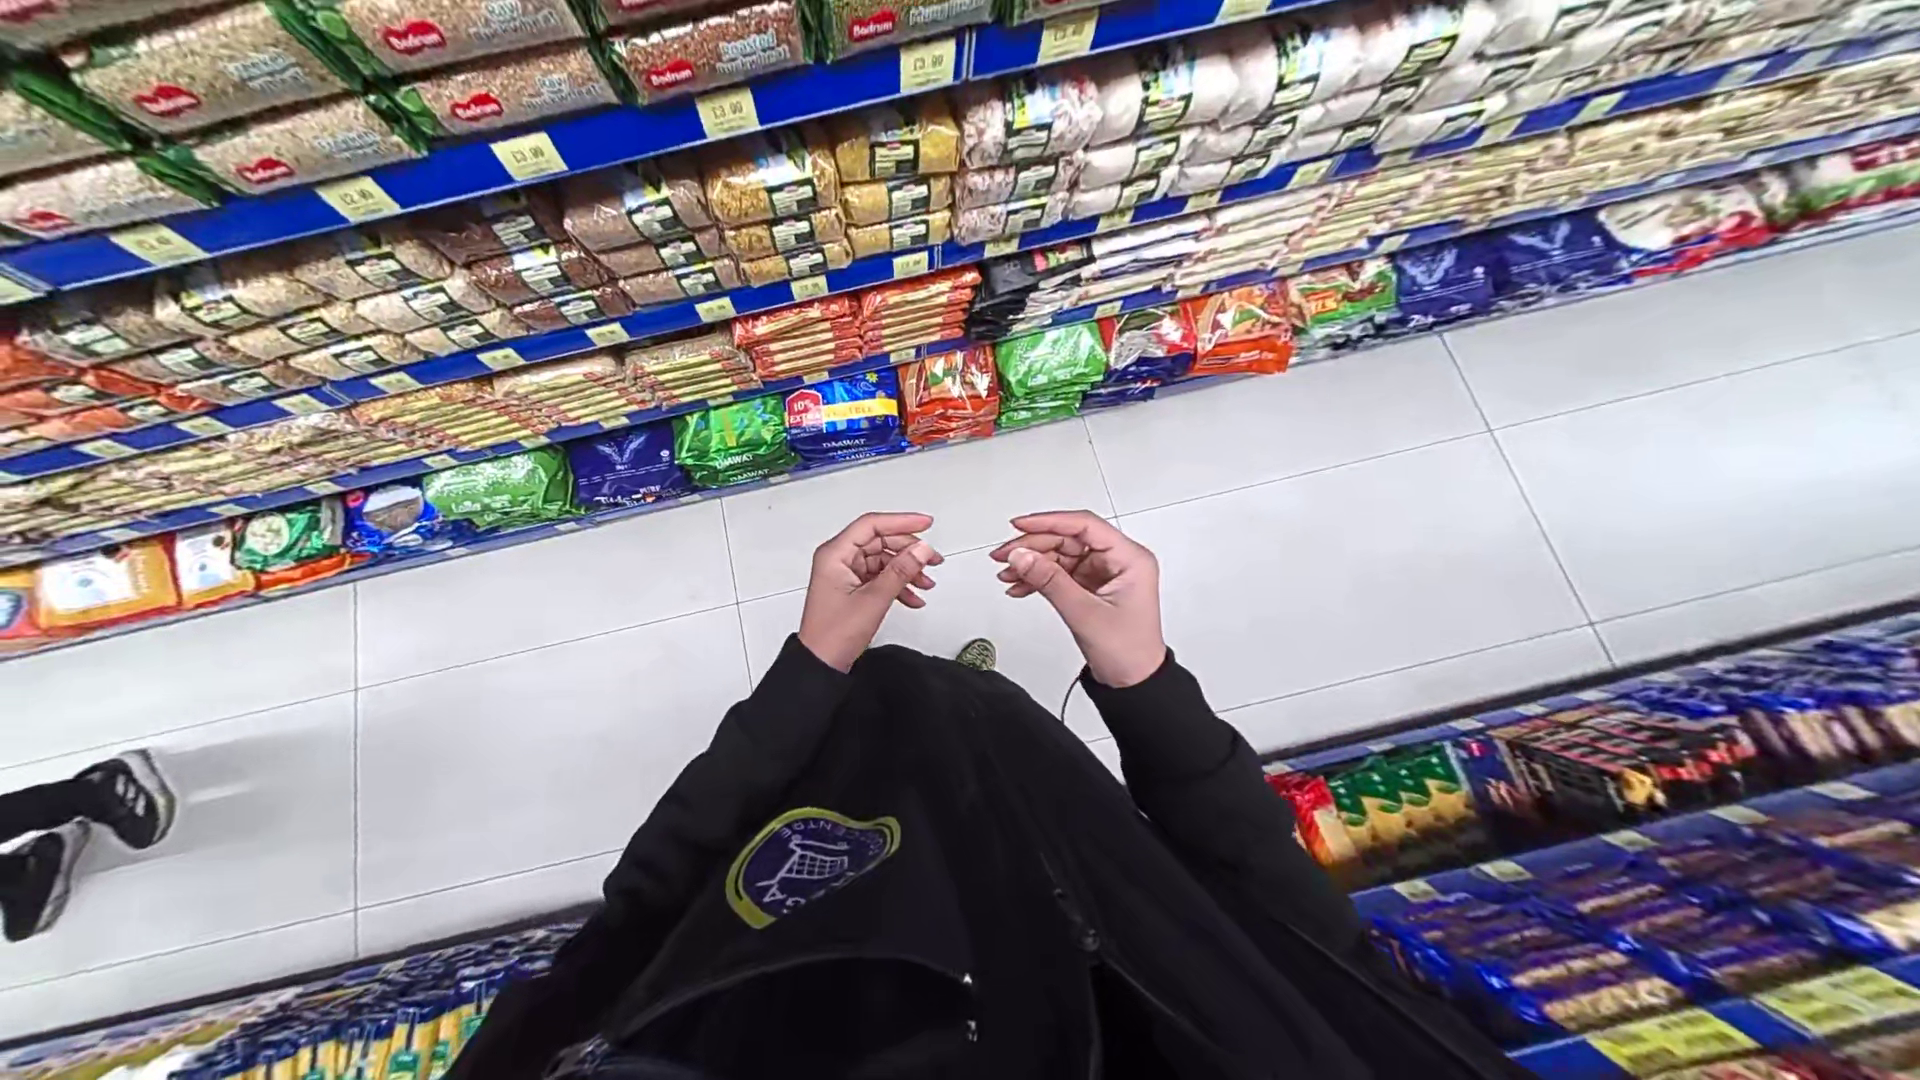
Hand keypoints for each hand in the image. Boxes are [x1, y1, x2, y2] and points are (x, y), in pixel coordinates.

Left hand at [798, 512, 943, 672]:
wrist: (821, 665)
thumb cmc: (833, 635)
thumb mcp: (873, 600)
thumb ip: (900, 571)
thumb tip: (921, 550)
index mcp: (835, 554)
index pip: (872, 525)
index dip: (902, 522)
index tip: (926, 524)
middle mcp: (839, 559)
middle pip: (880, 541)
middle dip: (909, 550)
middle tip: (932, 559)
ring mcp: (846, 573)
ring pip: (883, 560)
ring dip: (907, 570)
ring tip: (926, 582)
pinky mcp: (852, 587)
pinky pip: (880, 576)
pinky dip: (898, 584)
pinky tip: (914, 598)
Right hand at [990, 511, 1166, 688]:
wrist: (1133, 682)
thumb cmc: (1128, 651)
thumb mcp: (1085, 613)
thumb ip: (1050, 581)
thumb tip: (1022, 555)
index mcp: (1130, 558)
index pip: (1084, 526)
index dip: (1049, 522)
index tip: (1021, 525)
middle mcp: (1118, 561)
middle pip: (1068, 539)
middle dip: (1033, 546)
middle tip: (1005, 555)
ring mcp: (1103, 573)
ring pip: (1059, 555)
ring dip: (1031, 562)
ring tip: (1008, 572)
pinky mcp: (1091, 585)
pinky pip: (1059, 572)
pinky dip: (1038, 577)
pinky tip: (1020, 585)